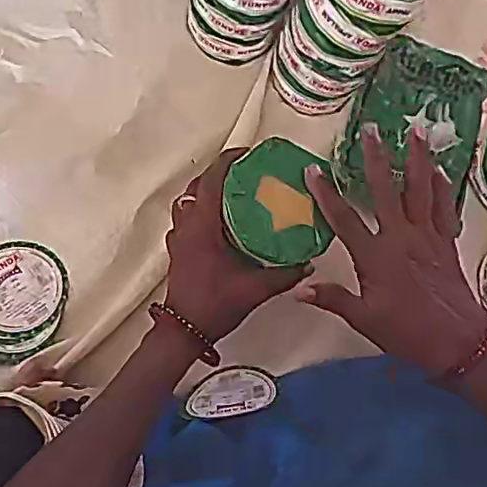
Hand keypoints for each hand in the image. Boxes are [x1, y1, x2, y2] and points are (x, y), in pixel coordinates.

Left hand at [162, 148, 309, 340]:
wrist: (183, 331)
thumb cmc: (214, 305)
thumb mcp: (255, 289)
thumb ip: (284, 274)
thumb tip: (308, 263)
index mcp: (203, 226)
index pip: (212, 180)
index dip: (228, 160)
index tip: (249, 155)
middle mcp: (187, 226)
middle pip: (198, 186)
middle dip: (220, 173)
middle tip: (245, 173)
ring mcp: (178, 238)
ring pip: (188, 202)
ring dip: (206, 192)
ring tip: (232, 195)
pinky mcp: (177, 251)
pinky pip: (185, 220)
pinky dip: (199, 212)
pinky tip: (218, 223)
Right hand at [299, 124, 486, 373]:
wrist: (459, 342)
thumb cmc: (408, 333)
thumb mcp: (365, 320)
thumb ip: (333, 299)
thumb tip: (298, 288)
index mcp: (376, 256)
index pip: (344, 219)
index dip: (326, 194)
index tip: (313, 170)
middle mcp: (401, 238)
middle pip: (385, 191)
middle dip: (376, 158)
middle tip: (371, 130)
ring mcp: (428, 236)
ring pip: (421, 190)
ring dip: (417, 159)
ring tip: (415, 132)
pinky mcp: (447, 242)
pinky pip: (444, 207)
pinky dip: (442, 186)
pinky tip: (439, 170)